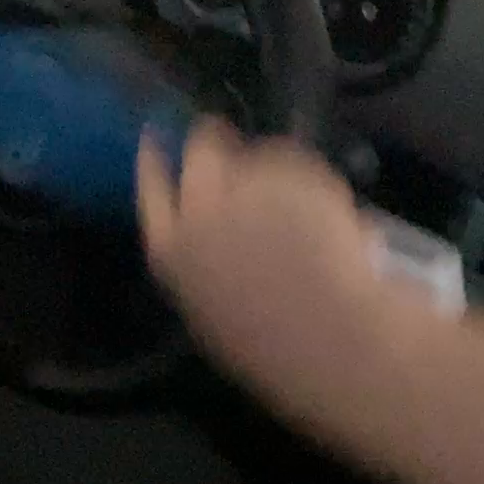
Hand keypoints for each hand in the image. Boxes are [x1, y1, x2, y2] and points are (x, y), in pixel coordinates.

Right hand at [137, 119, 447, 464]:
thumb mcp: (210, 308)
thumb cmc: (272, 348)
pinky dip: (309, 178)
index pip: (152, 184)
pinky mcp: (292, 173)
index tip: (156, 136)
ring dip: (268, 165)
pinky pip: (296, 162)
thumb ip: (200, 256)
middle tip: (225, 135)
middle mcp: (200, 207)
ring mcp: (246, 185)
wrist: (331, 338)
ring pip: (253, 153)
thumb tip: (209, 226)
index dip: (153, 157)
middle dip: (211, 138)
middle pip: (199, 149)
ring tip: (296, 198)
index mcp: (171, 249)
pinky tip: (329, 210)